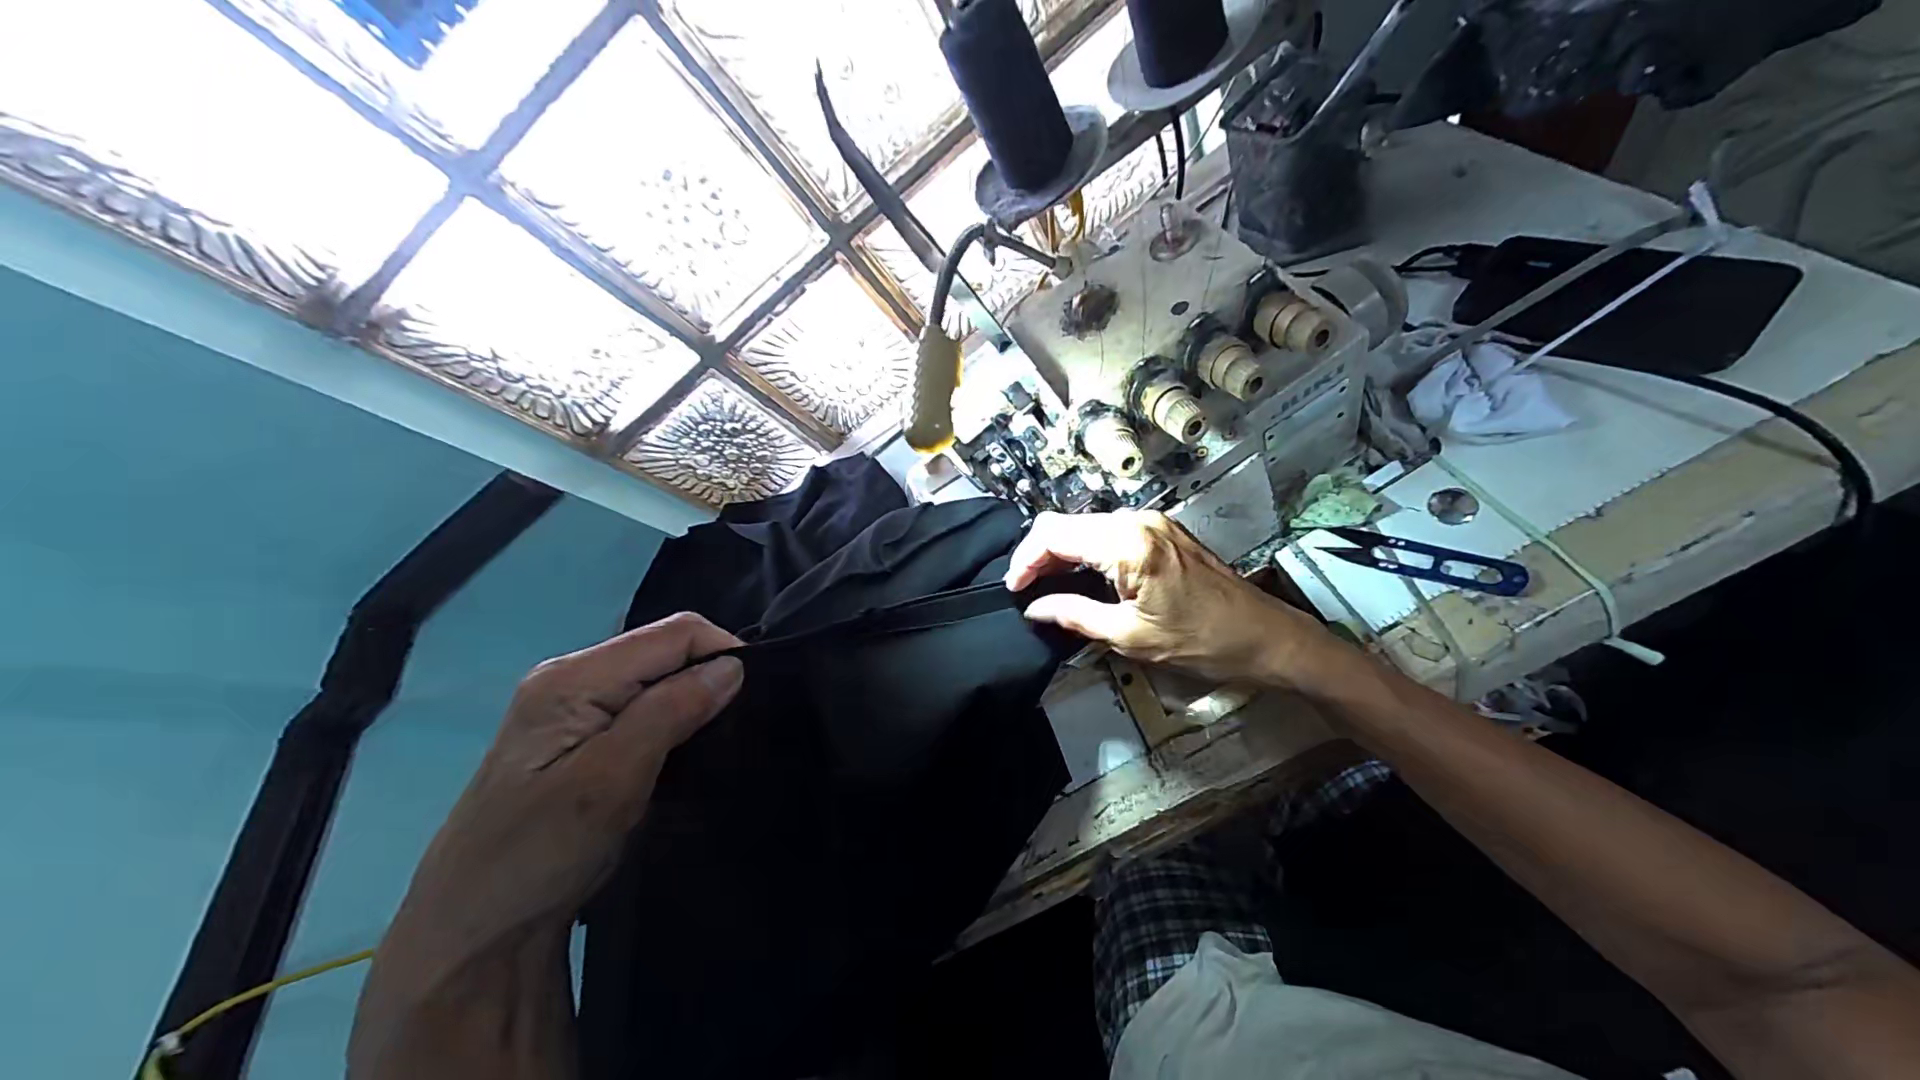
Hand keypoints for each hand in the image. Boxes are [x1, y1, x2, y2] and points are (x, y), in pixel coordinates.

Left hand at [388, 613, 743, 951]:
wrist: (474, 933)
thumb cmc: (536, 856)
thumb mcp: (610, 782)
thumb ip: (670, 712)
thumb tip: (734, 666)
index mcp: (572, 678)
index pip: (674, 633)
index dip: (723, 652)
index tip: (754, 700)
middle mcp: (572, 678)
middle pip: (666, 651)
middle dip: (710, 676)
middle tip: (738, 727)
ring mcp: (576, 708)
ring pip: (661, 679)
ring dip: (697, 701)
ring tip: (720, 740)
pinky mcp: (584, 737)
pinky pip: (648, 707)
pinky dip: (678, 721)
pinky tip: (689, 751)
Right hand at [1005, 510, 1349, 688]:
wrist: (1265, 637)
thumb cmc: (1202, 641)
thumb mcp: (1130, 636)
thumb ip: (1075, 615)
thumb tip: (1036, 608)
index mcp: (1128, 543)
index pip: (1054, 534)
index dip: (1025, 560)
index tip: (1014, 590)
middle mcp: (1137, 521)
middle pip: (1067, 524)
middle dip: (1039, 555)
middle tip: (1027, 591)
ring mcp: (1153, 523)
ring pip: (1086, 527)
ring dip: (1062, 553)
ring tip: (1048, 587)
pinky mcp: (1162, 532)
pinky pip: (1109, 533)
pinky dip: (1086, 552)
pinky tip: (1080, 578)